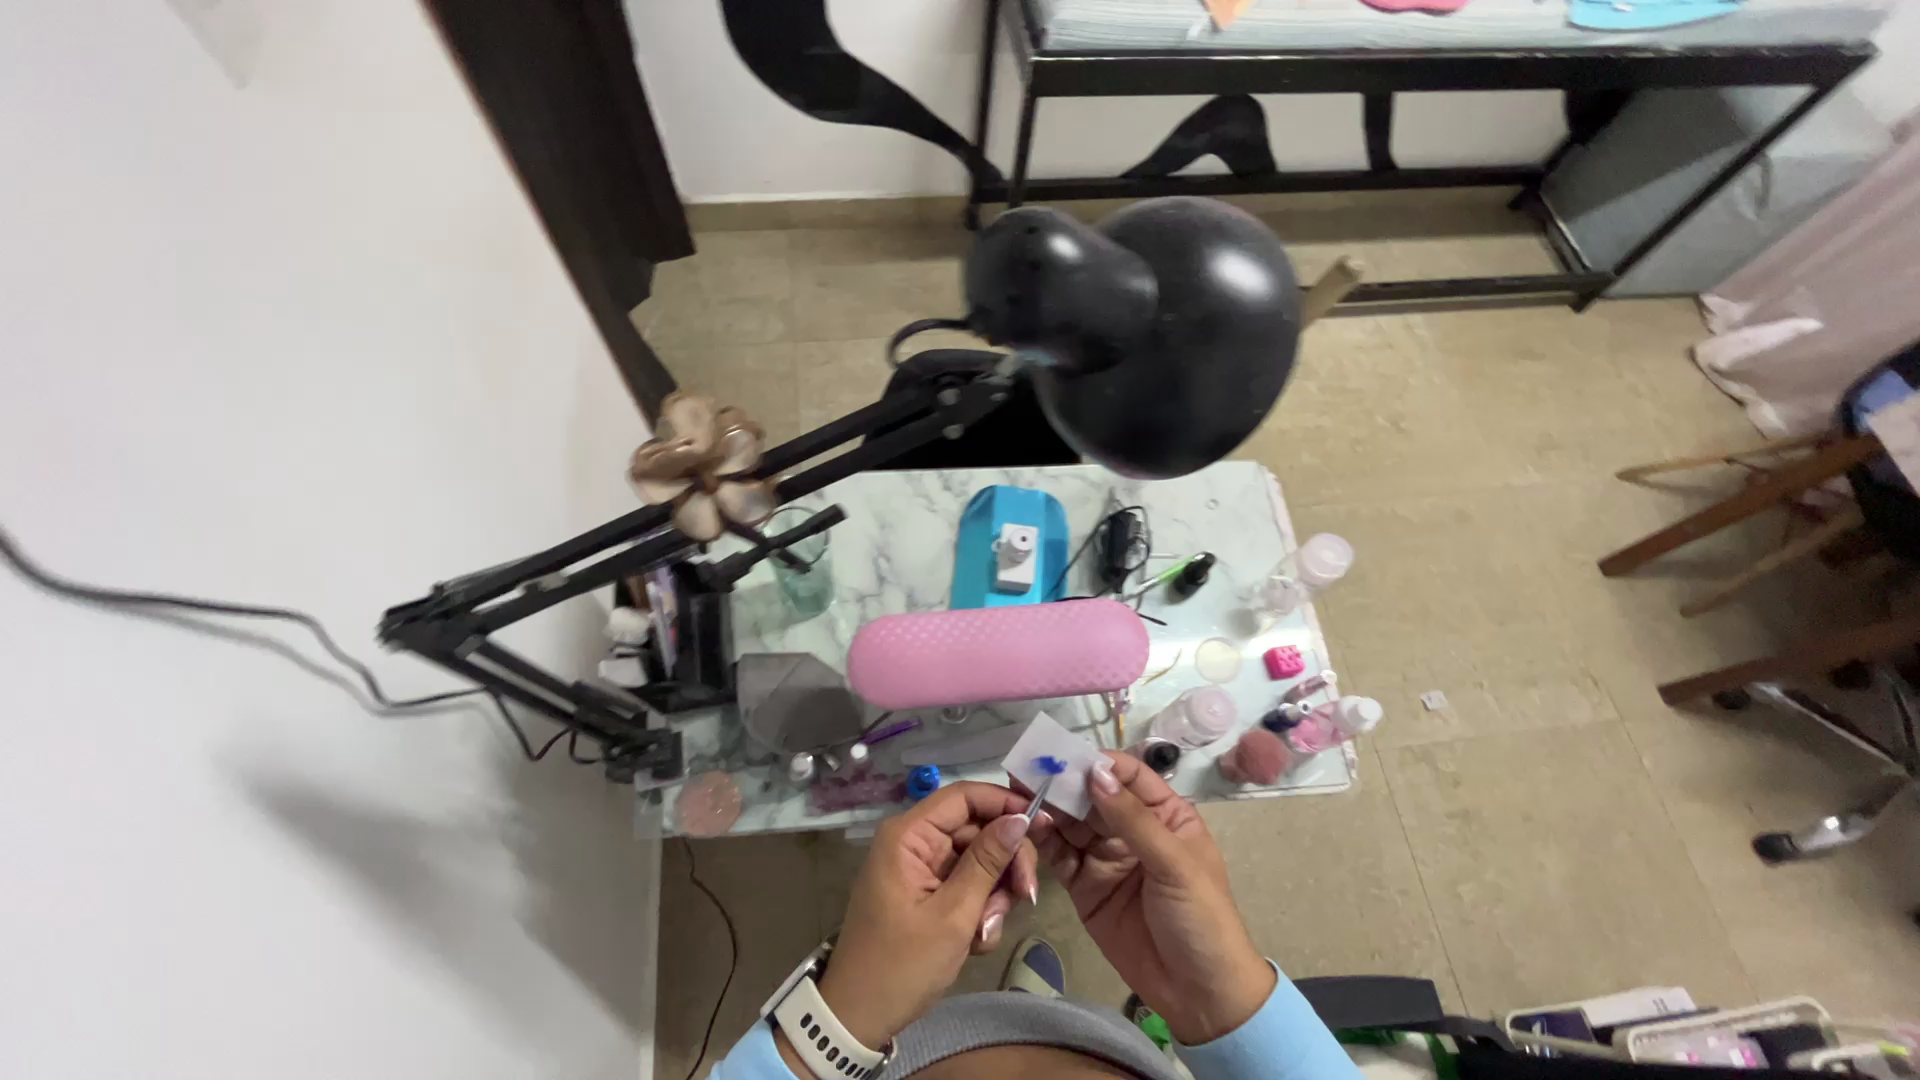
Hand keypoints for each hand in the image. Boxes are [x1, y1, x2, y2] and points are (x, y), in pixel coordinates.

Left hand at [808, 783, 1048, 1052]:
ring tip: (985, 930)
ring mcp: (921, 867)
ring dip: (993, 894)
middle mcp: (914, 841)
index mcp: (909, 835)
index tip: (1042, 824)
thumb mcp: (953, 915)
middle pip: (977, 829)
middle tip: (1024, 896)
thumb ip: (987, 862)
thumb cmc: (901, 965)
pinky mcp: (927, 891)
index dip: (1005, 803)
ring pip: (977, 859)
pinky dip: (979, 909)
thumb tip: (1020, 818)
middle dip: (1005, 862)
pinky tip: (975, 940)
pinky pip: (966, 884)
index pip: (964, 796)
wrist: (858, 1018)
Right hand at [1034, 752, 1274, 1044]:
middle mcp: (1131, 829)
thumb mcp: (1174, 864)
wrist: (1199, 996)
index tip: (1064, 755)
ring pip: (1071, 822)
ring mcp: (1105, 856)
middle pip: (1092, 795)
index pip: (1128, 776)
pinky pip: (1059, 855)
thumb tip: (1095, 772)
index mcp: (1165, 815)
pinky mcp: (1083, 885)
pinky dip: (1042, 841)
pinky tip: (1027, 828)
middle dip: (1063, 781)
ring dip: (1048, 807)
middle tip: (1027, 768)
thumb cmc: (1202, 919)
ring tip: (1018, 794)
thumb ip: (1132, 819)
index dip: (1097, 763)